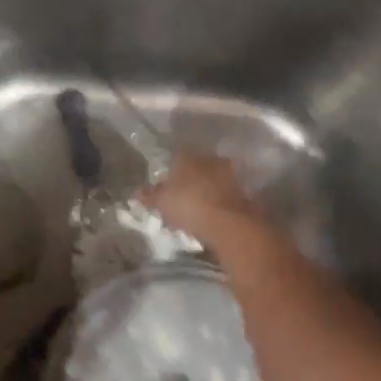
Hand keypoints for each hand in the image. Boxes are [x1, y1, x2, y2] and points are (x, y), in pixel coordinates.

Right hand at [144, 154, 276, 259]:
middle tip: (180, 201)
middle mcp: (210, 160)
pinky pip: (224, 197)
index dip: (168, 175)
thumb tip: (136, 192)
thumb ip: (148, 196)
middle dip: (188, 183)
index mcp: (188, 156)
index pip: (175, 159)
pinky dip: (218, 204)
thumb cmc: (189, 205)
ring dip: (205, 193)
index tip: (164, 190)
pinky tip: (211, 218)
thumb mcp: (161, 202)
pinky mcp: (245, 193)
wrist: (230, 223)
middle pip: (196, 169)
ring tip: (195, 213)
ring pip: (212, 182)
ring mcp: (230, 175)